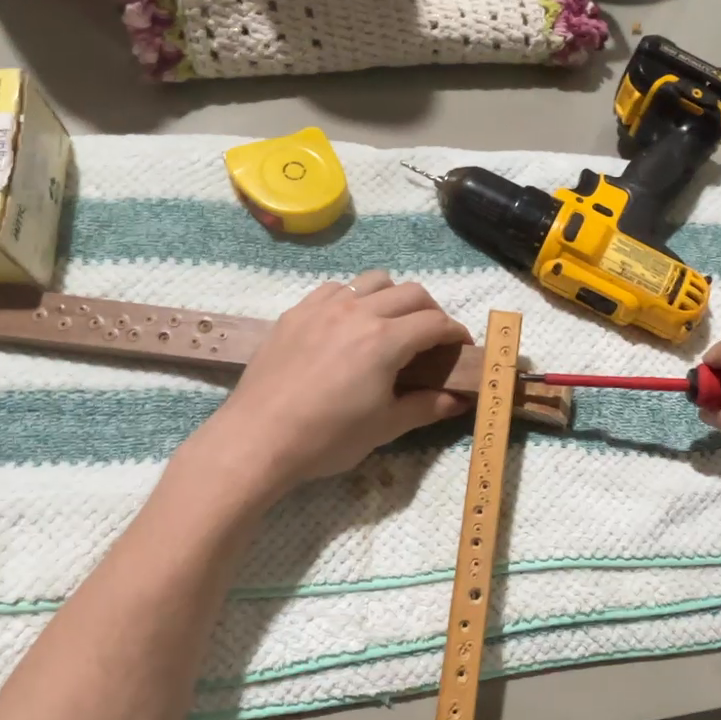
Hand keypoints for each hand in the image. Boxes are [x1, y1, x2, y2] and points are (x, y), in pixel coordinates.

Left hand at [191, 270, 472, 494]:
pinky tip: (350, 325)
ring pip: (374, 281)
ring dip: (394, 297)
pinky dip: (355, 298)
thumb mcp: (385, 427)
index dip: (456, 333)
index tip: (461, 349)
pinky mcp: (297, 312)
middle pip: (411, 292)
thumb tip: (459, 401)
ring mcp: (324, 307)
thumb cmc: (327, 438)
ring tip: (393, 325)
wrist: (259, 438)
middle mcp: (358, 312)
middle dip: (432, 311)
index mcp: (386, 340)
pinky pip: (337, 289)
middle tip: (433, 339)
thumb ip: (426, 407)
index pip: (435, 322)